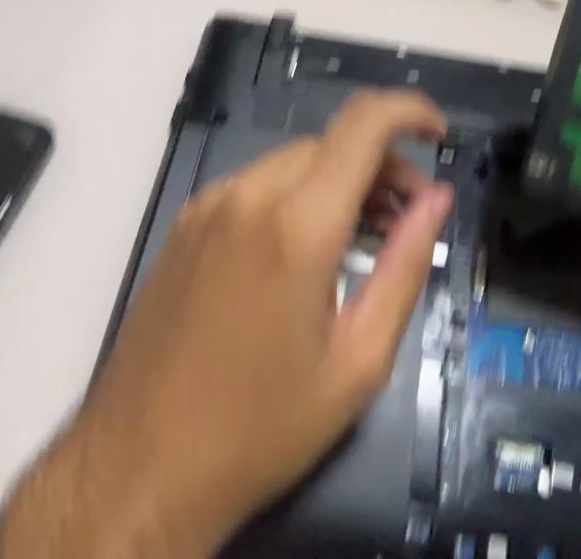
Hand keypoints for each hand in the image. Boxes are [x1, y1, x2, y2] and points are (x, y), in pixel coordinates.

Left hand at [0, 91, 453, 558]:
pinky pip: (254, 189)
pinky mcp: (184, 229)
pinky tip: (306, 253)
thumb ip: (405, 267)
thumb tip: (436, 201)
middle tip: (409, 219)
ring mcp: (206, 210)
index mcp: (295, 225)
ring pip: (292, 164)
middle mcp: (245, 197)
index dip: (411, 111)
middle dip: (383, 166)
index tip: (440, 136)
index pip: (363, 124)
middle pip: (331, 144)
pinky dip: (296, 198)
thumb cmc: (262, 427)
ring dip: (339, 183)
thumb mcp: (358, 360)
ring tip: (365, 238)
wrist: (139, 468)